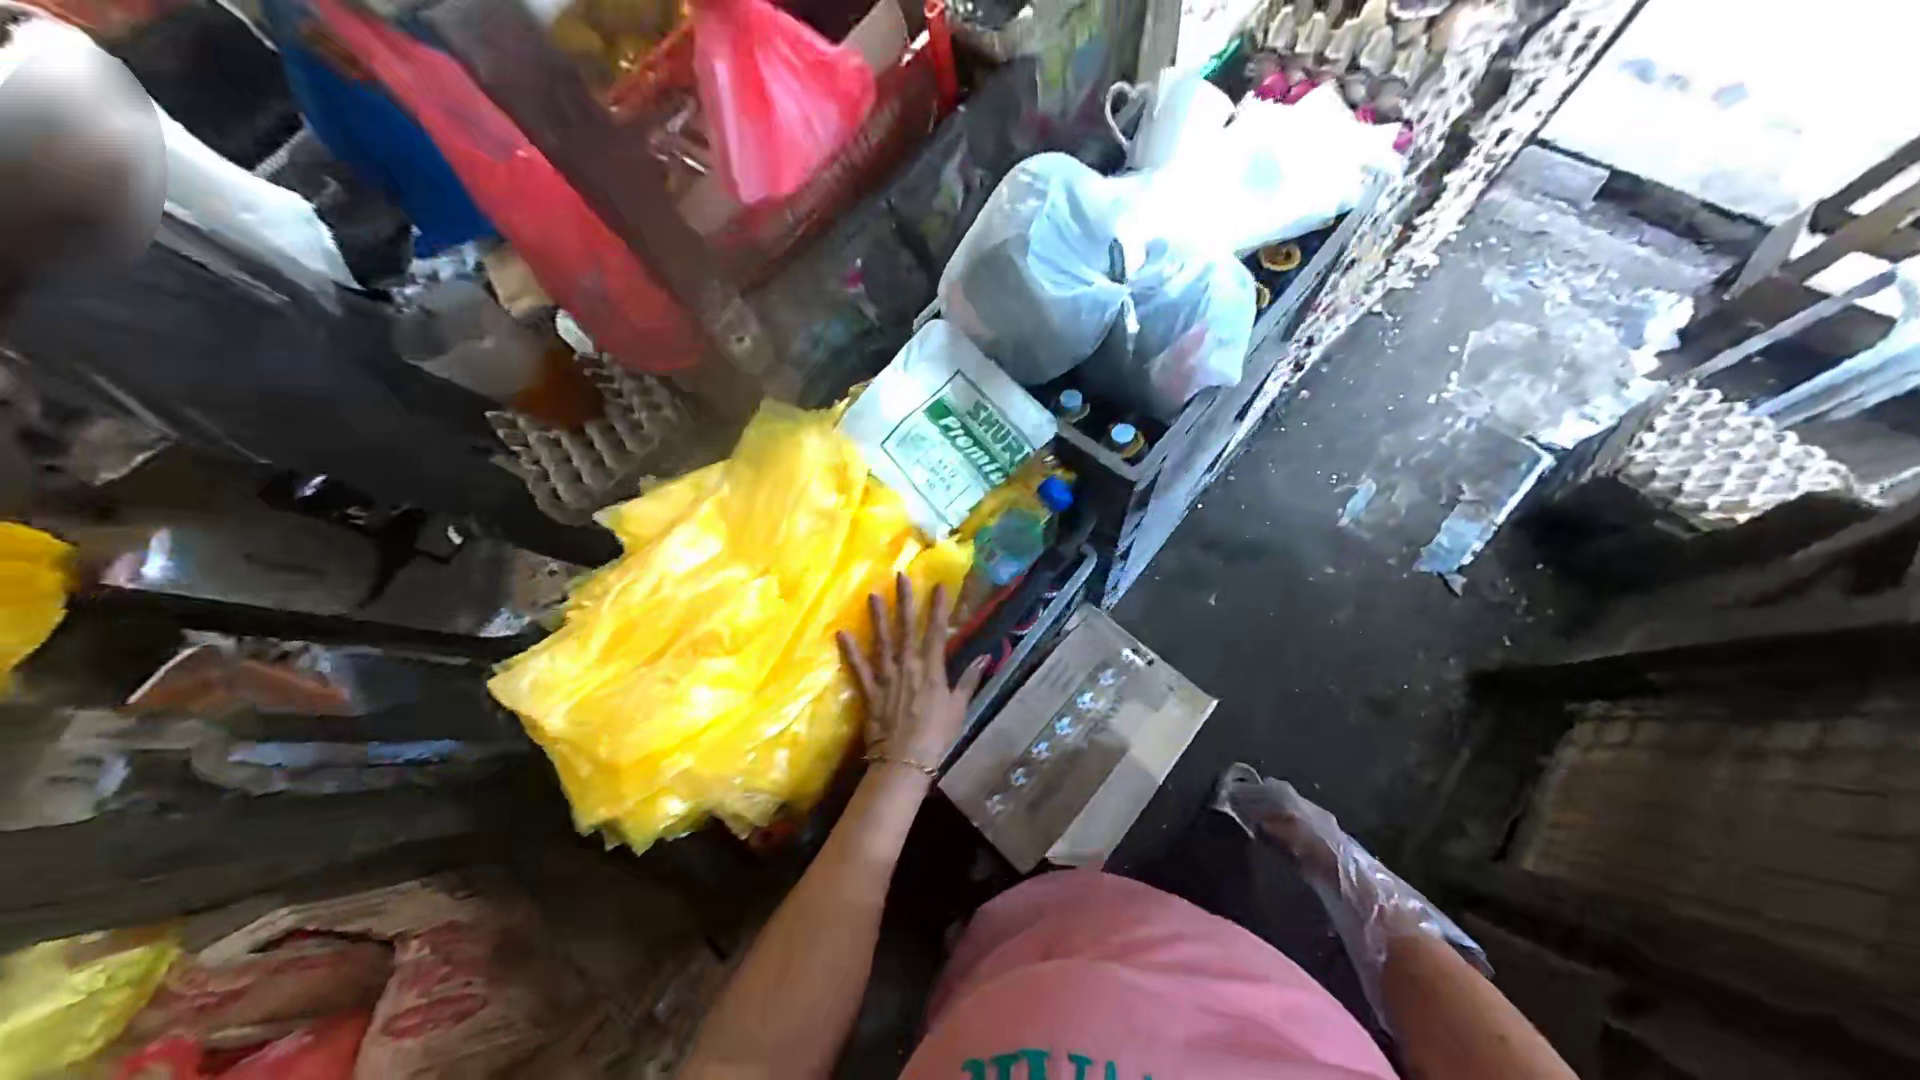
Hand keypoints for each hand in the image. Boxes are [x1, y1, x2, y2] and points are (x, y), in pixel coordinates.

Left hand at [837, 573, 988, 772]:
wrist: (904, 762)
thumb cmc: (937, 736)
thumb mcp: (959, 708)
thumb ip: (968, 680)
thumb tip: (984, 656)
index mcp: (932, 670)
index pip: (936, 631)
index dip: (938, 608)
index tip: (938, 585)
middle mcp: (908, 666)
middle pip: (906, 628)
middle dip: (904, 601)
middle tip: (901, 577)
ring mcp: (886, 677)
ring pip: (881, 641)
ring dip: (877, 617)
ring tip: (872, 594)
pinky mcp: (869, 691)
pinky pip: (858, 667)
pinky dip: (849, 651)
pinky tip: (841, 632)